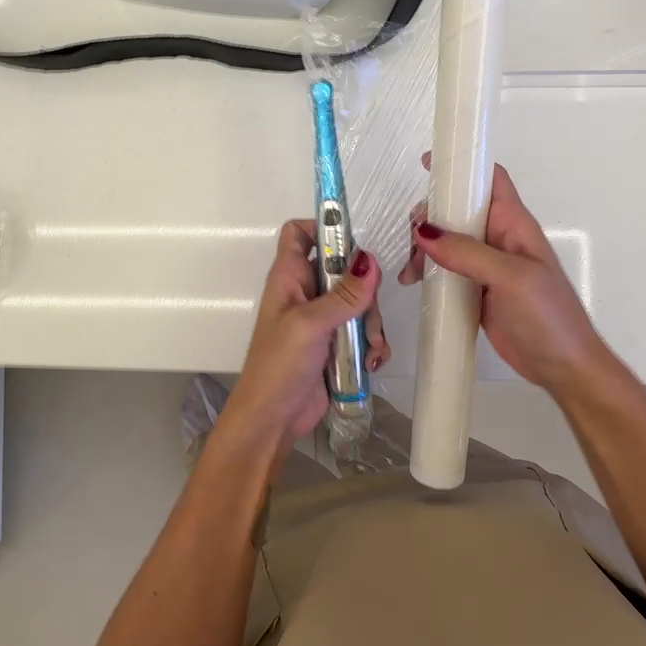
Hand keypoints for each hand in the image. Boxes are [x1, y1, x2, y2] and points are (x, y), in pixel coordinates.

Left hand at [223, 220, 389, 449]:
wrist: (273, 418)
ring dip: (372, 324)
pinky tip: (372, 362)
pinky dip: (372, 345)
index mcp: (288, 277)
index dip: (323, 227)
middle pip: (344, 269)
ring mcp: (322, 320)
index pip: (300, 233)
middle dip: (365, 290)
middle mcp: (305, 292)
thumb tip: (369, 261)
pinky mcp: (336, 345)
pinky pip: (363, 332)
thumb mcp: (310, 325)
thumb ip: (342, 294)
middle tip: (368, 313)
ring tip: (371, 348)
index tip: (353, 242)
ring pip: (359, 303)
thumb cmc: (279, 365)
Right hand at [400, 164, 617, 391]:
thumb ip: (467, 253)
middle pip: (457, 209)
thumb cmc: (548, 317)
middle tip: (413, 238)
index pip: (490, 180)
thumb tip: (423, 231)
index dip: (462, 165)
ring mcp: (485, 266)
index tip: (428, 165)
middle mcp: (498, 239)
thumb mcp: (511, 278)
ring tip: (410, 271)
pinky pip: (443, 269)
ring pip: (445, 240)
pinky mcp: (474, 290)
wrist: (563, 368)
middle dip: (430, 216)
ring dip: (422, 247)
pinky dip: (424, 271)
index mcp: (514, 224)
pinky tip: (412, 283)